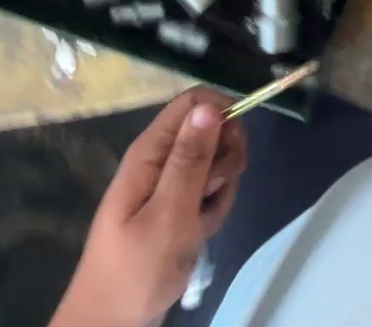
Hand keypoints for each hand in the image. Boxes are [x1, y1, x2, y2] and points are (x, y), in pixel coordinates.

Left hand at [52, 87, 248, 326]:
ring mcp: (169, 185)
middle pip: (211, 129)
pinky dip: (215, 209)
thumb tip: (209, 106)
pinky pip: (211, 191)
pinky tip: (202, 232)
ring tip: (202, 221)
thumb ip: (191, 159)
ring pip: (216, 162)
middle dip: (226, 157)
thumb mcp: (169, 213)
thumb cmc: (136, 270)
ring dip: (222, 188)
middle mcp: (159, 160)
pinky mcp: (178, 208)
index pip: (193, 102)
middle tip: (214, 190)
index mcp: (150, 152)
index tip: (234, 145)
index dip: (222, 112)